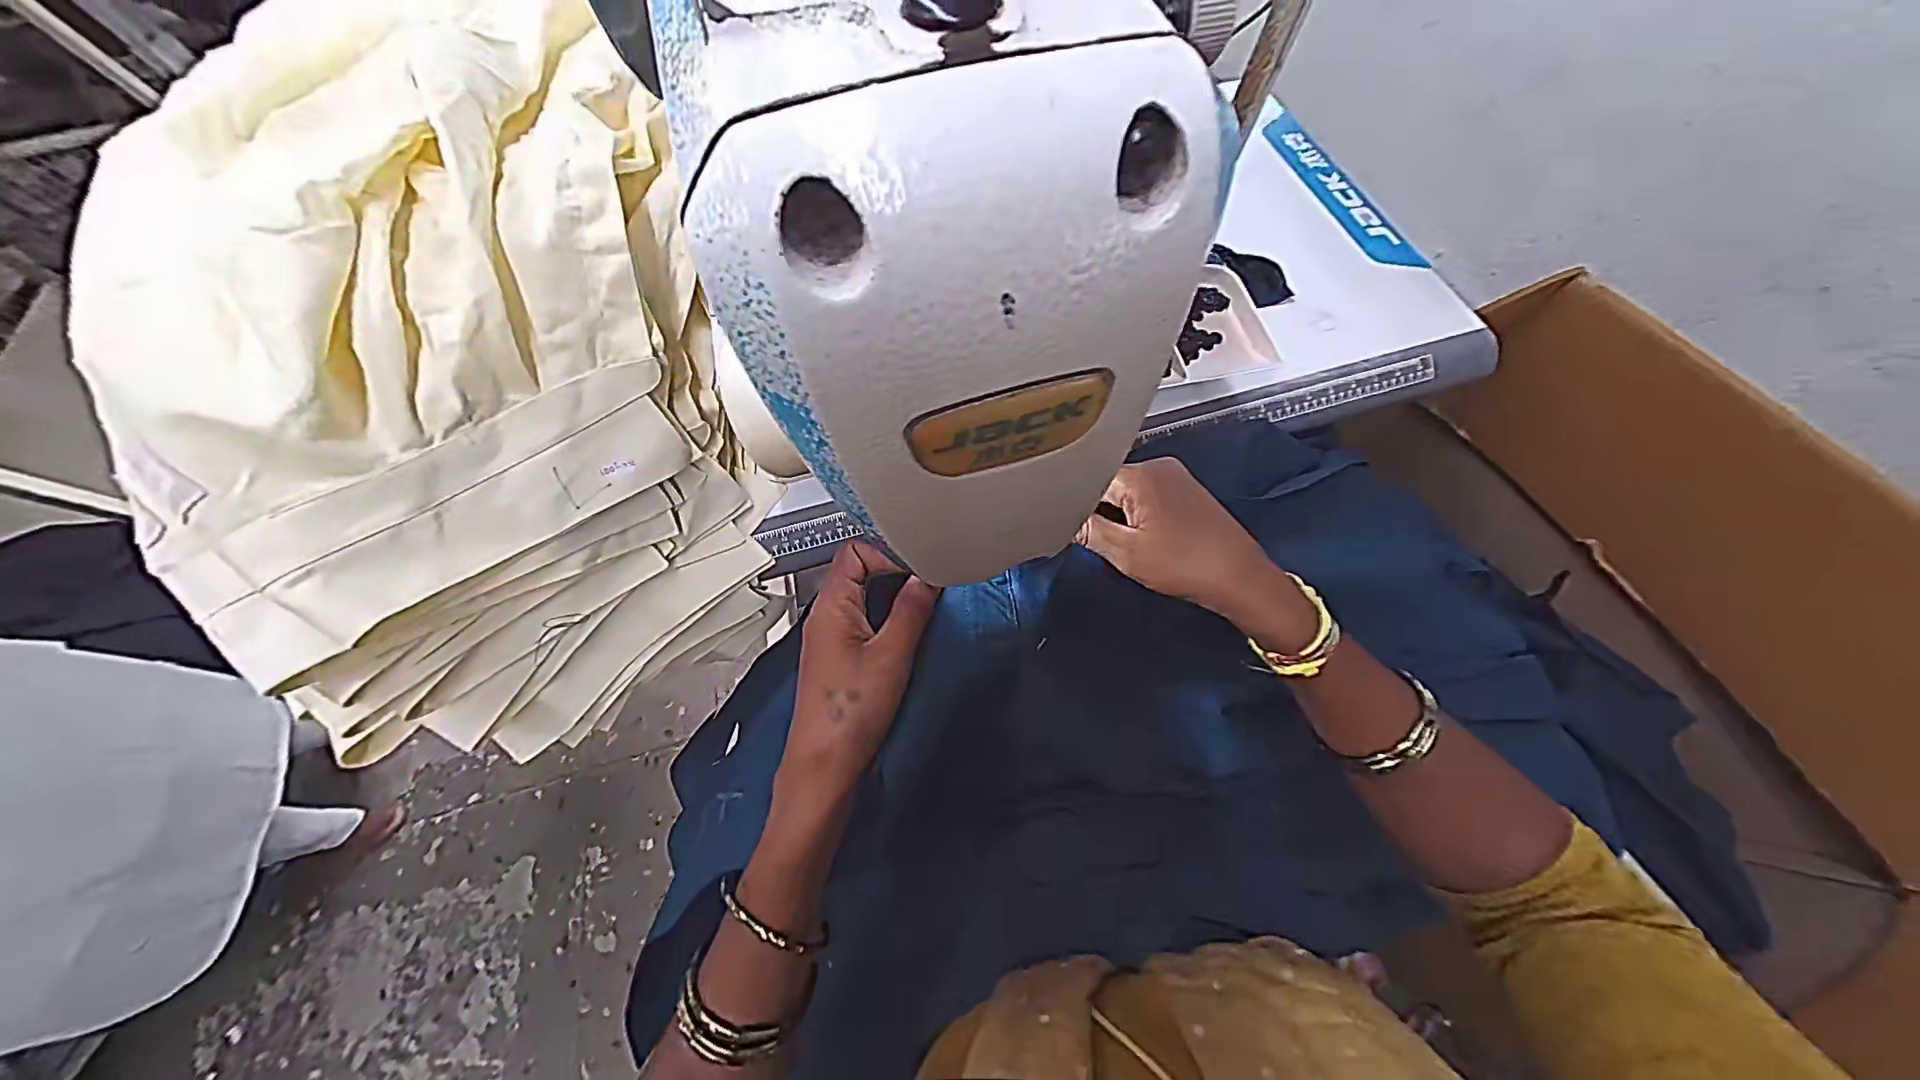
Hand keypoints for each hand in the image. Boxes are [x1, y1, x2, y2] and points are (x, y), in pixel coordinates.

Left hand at [775, 541, 938, 817]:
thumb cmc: (849, 714)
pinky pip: (865, 622)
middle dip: (896, 572)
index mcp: (830, 606)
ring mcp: (831, 638)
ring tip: (924, 608)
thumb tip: (926, 577)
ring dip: (894, 598)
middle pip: (860, 571)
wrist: (825, 765)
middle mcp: (825, 617)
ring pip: (864, 598)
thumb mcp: (891, 655)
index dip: (889, 551)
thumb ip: (911, 610)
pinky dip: (888, 620)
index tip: (921, 566)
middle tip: (929, 584)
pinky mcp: (839, 658)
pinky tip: (908, 635)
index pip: (856, 551)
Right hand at [1076, 457, 1316, 648]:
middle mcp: (1159, 467)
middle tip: (1094, 539)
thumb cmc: (1186, 565)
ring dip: (1117, 514)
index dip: (1074, 503)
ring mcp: (1175, 477)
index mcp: (1142, 475)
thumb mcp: (1125, 553)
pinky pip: (1146, 496)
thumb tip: (1061, 519)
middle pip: (1108, 482)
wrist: (1240, 577)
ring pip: (1126, 491)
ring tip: (1122, 541)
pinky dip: (1136, 515)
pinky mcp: (1185, 491)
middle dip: (1096, 509)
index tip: (1068, 526)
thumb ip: (1087, 531)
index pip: (1089, 478)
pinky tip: (1143, 538)